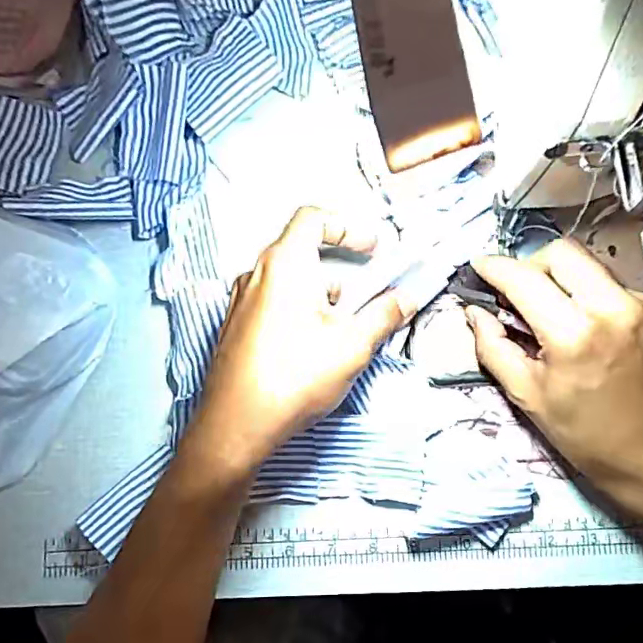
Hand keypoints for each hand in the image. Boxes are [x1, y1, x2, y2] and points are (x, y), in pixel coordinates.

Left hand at [182, 208, 411, 478]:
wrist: (238, 423)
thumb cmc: (290, 379)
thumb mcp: (353, 344)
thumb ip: (384, 315)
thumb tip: (405, 299)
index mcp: (284, 265)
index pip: (313, 219)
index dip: (348, 228)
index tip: (371, 248)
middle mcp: (257, 276)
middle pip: (303, 252)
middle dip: (342, 269)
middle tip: (368, 292)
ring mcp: (242, 303)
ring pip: (289, 282)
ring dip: (322, 295)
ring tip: (345, 327)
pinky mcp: (238, 329)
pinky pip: (274, 305)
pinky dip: (301, 313)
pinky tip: (316, 347)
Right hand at [467, 239, 642, 520]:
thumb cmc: (586, 435)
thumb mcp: (530, 398)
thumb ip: (495, 349)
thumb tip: (475, 312)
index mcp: (573, 335)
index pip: (524, 278)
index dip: (496, 268)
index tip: (482, 267)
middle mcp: (614, 309)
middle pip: (563, 253)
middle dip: (534, 265)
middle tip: (523, 291)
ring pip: (595, 269)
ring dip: (570, 284)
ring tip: (565, 318)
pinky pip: (622, 290)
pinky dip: (602, 304)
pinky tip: (602, 334)